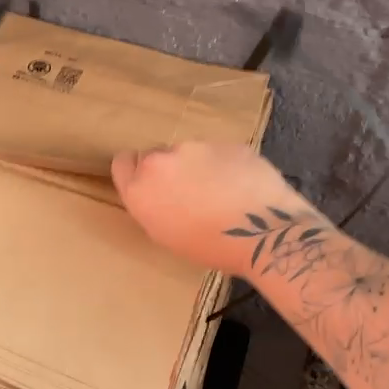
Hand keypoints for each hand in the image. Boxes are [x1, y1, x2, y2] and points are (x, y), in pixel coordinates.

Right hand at [112, 143, 315, 275]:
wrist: (265, 234)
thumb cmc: (210, 246)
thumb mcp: (164, 234)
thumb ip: (150, 203)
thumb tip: (157, 192)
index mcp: (140, 187)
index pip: (123, 162)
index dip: (137, 173)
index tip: (152, 186)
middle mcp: (161, 160)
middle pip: (157, 156)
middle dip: (169, 170)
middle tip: (190, 194)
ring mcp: (196, 147)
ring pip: (190, 152)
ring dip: (199, 166)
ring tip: (221, 193)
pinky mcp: (228, 143)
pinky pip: (220, 151)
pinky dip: (226, 165)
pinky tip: (242, 187)